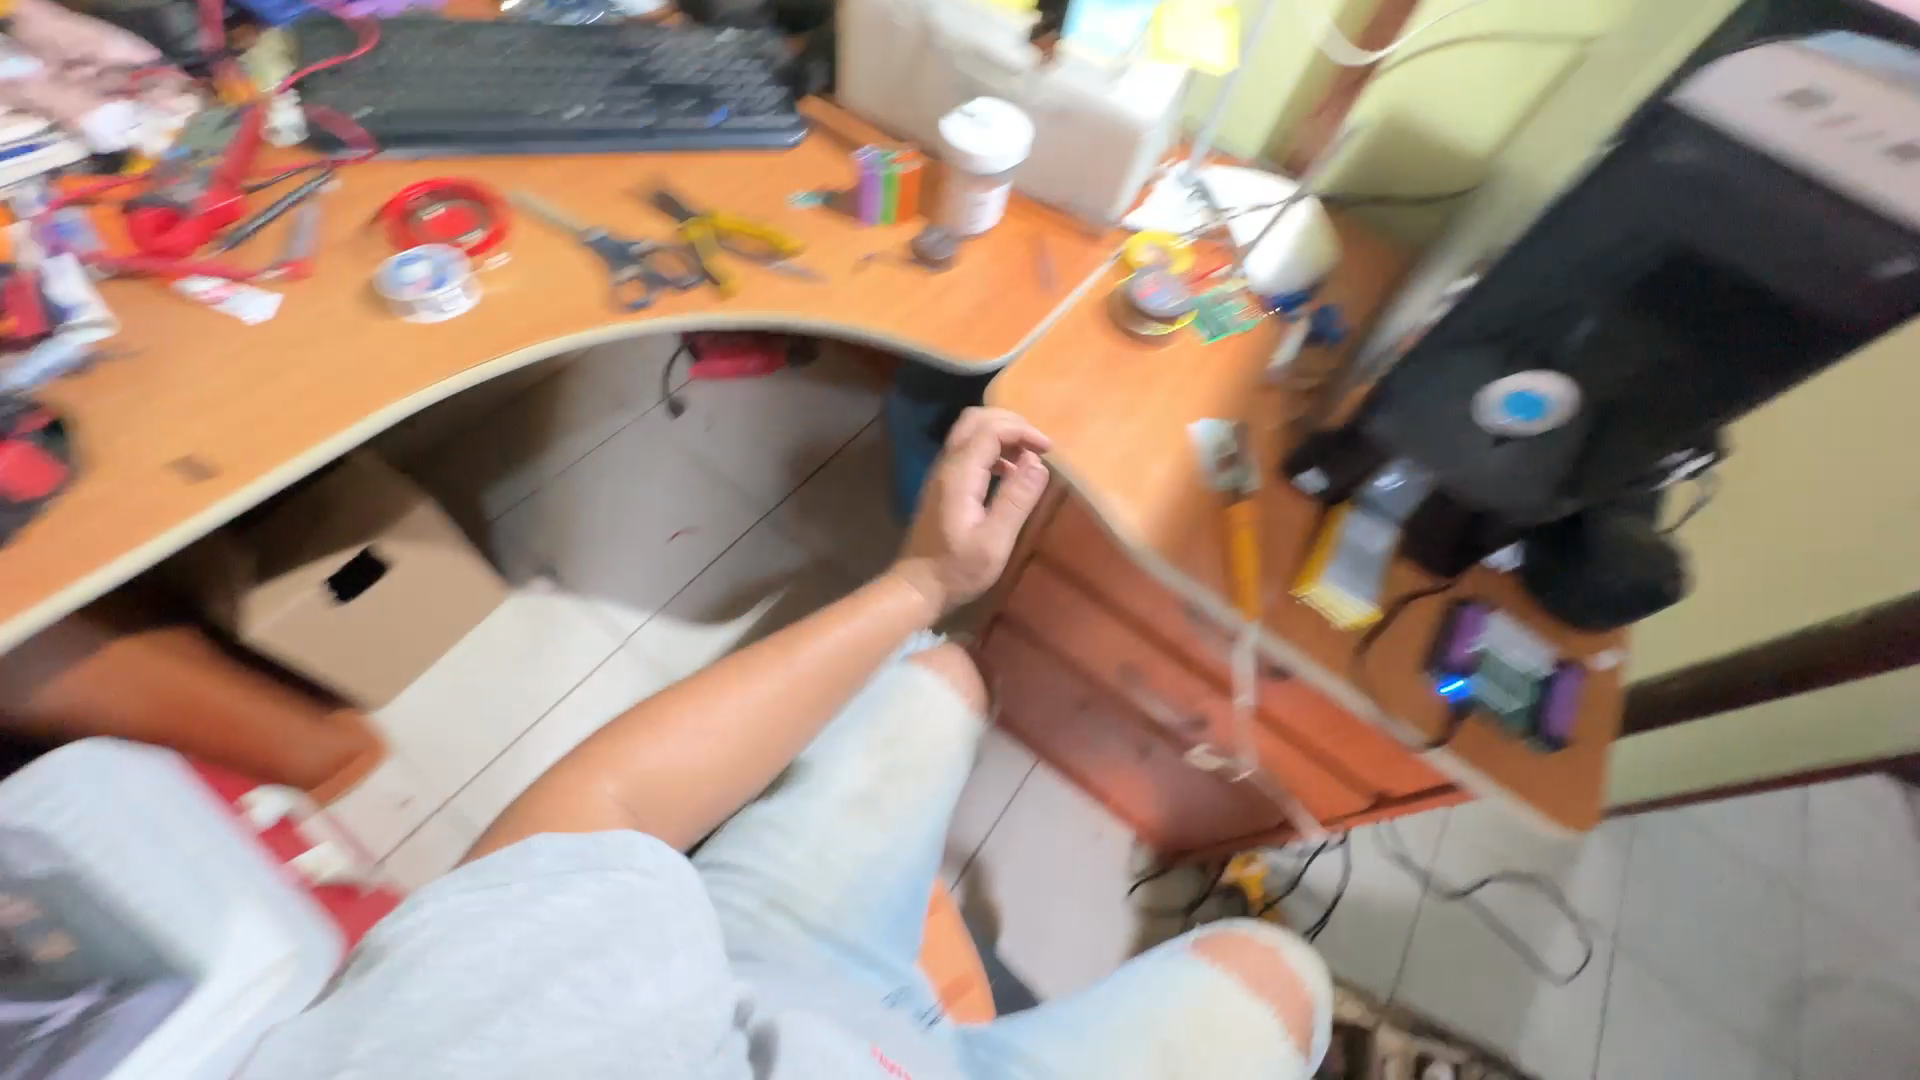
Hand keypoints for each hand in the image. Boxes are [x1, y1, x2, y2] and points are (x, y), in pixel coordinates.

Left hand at [891, 407, 1051, 615]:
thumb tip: (1037, 462)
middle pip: (975, 419)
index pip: (991, 429)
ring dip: (1001, 434)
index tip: (1048, 451)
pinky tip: (1008, 474)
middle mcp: (947, 466)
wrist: (917, 587)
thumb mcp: (994, 541)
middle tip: (1038, 445)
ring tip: (1028, 458)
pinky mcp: (942, 485)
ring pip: (969, 432)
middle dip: (1011, 423)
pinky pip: (967, 450)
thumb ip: (1016, 499)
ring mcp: (941, 474)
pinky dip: (991, 450)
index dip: (1023, 431)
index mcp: (959, 475)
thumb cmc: (957, 569)